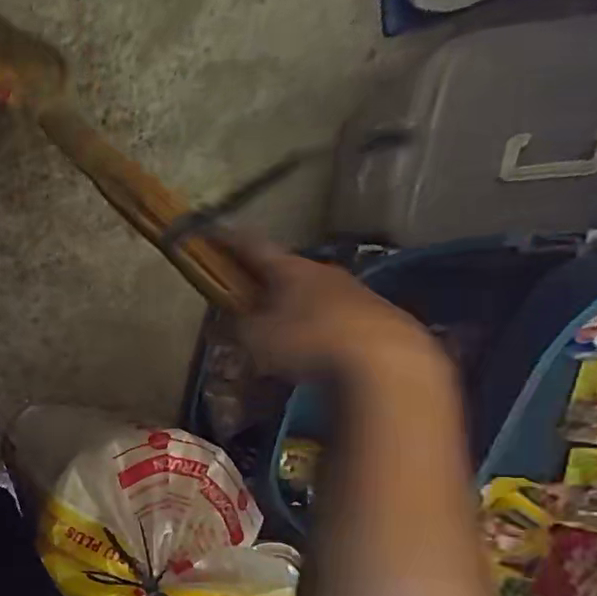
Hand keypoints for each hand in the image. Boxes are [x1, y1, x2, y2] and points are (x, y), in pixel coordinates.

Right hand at [222, 232, 444, 382]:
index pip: (253, 247)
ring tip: (275, 335)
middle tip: (242, 301)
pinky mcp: (375, 317)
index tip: (213, 235)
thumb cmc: (306, 340)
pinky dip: (314, 329)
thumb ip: (236, 325)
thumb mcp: (254, 336)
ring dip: (290, 309)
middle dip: (262, 285)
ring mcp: (353, 292)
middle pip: (284, 274)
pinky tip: (309, 351)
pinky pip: (331, 319)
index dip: (230, 242)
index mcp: (290, 269)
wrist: (383, 361)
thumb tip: (226, 321)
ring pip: (310, 296)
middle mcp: (323, 272)